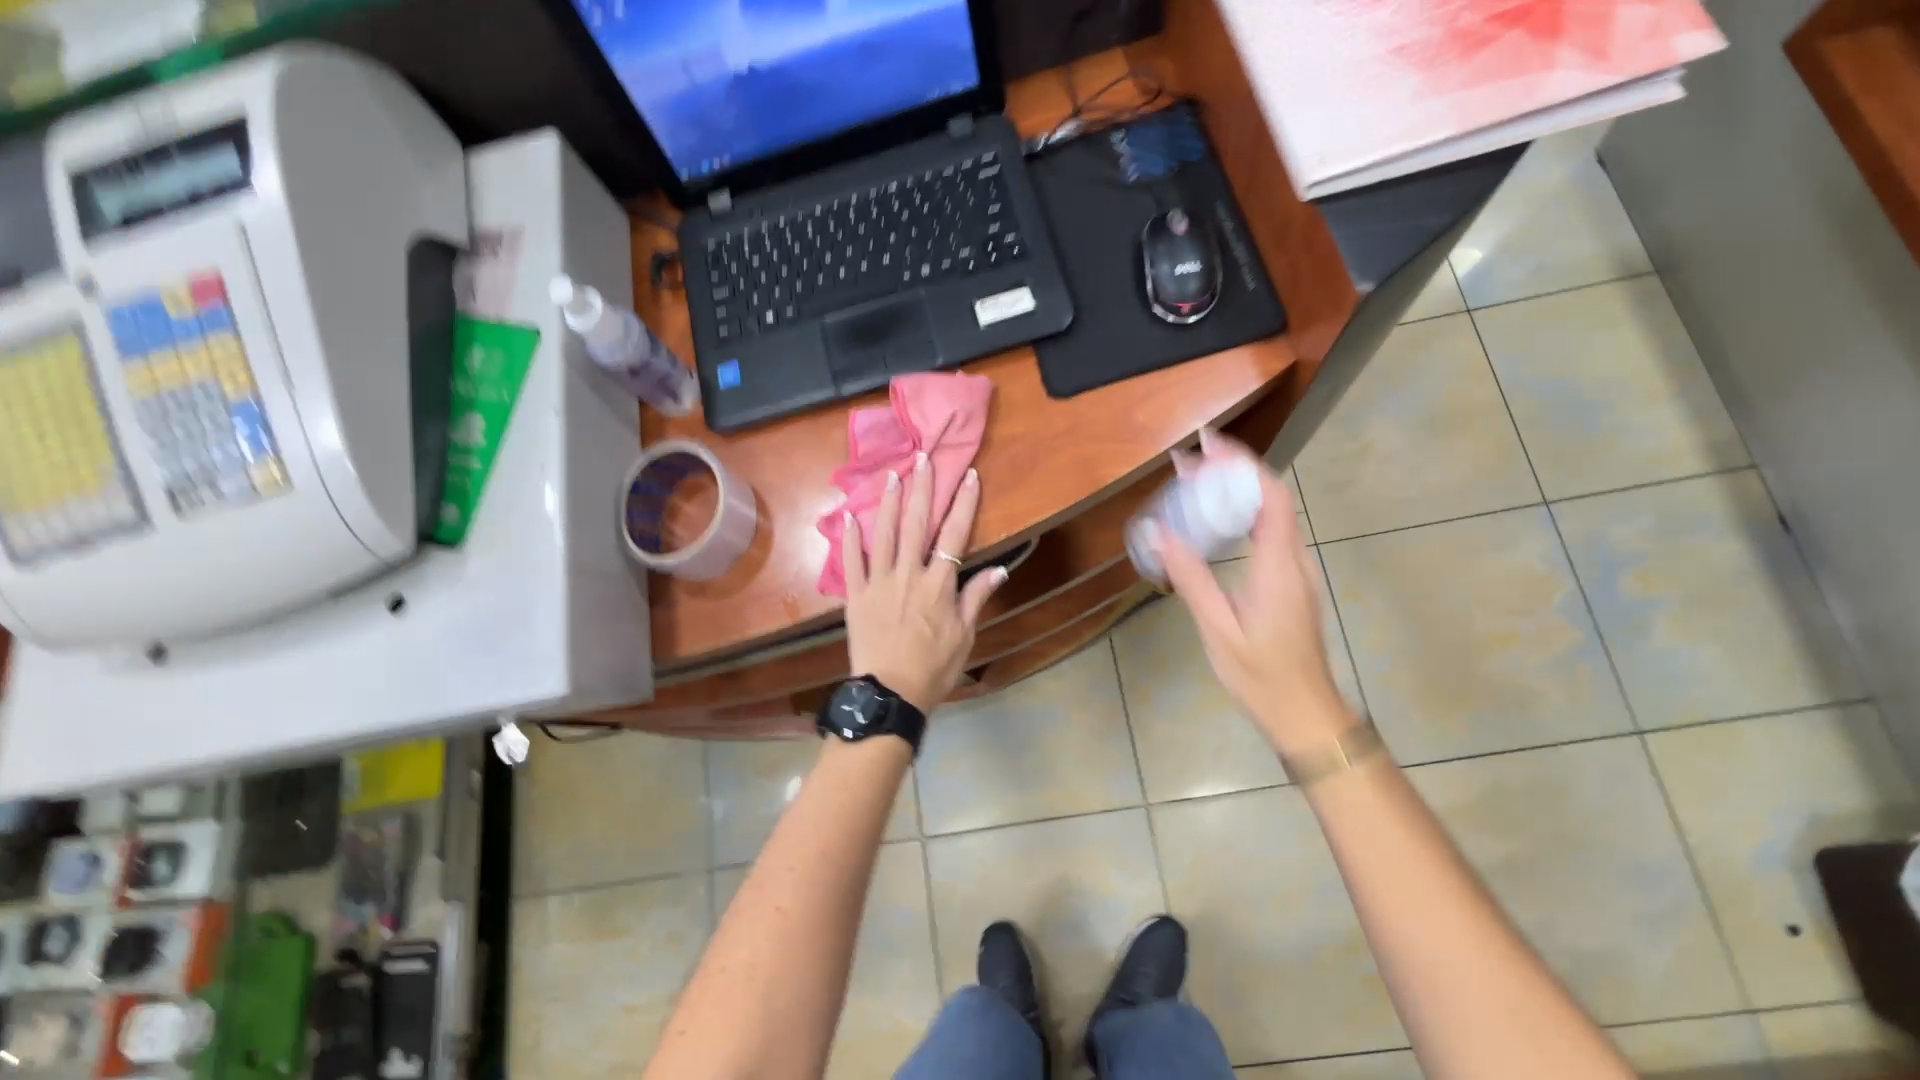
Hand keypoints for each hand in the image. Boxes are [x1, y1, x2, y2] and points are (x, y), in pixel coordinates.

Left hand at [842, 451, 1007, 713]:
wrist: (890, 693)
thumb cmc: (934, 668)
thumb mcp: (965, 635)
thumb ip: (977, 598)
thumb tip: (999, 568)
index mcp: (938, 584)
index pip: (955, 535)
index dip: (963, 503)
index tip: (969, 476)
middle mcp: (909, 574)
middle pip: (916, 523)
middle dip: (922, 488)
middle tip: (923, 458)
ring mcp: (879, 583)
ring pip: (883, 534)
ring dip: (887, 502)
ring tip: (891, 474)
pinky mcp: (855, 596)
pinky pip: (851, 562)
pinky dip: (849, 538)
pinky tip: (848, 515)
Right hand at [1156, 432, 1355, 755]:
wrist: (1304, 712)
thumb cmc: (1261, 676)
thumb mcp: (1218, 630)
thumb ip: (1191, 579)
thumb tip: (1160, 532)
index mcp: (1279, 566)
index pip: (1268, 495)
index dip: (1240, 464)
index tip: (1207, 445)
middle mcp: (1294, 559)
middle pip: (1268, 498)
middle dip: (1229, 472)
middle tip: (1186, 462)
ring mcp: (1297, 571)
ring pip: (1269, 514)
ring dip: (1234, 492)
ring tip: (1193, 483)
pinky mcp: (1291, 582)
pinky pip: (1268, 533)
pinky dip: (1241, 515)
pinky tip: (1214, 522)